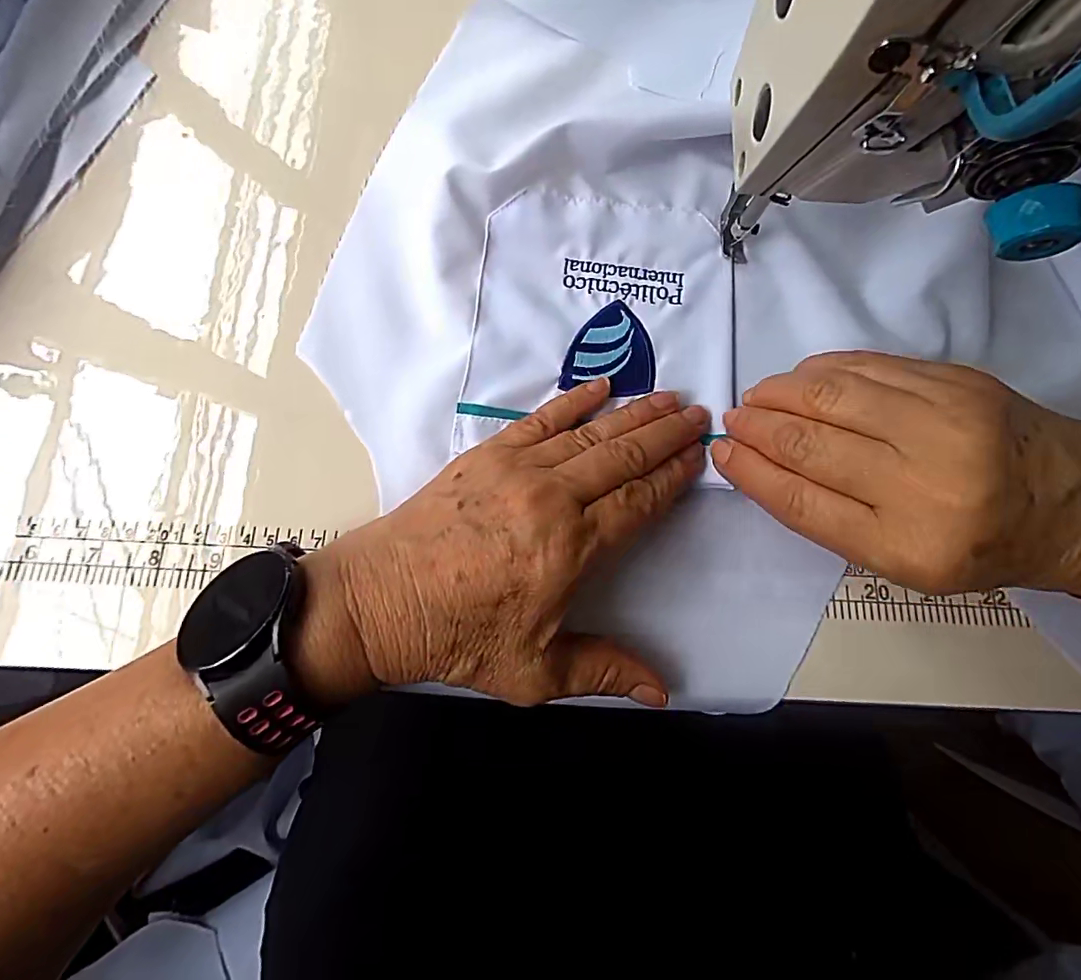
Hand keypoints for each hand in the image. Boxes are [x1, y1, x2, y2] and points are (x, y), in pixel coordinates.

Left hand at [290, 379, 709, 709]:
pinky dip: (571, 403)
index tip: (699, 453)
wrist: (382, 599)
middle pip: (621, 457)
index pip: (638, 501)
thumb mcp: (534, 673)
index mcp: (571, 548)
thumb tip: (661, 691)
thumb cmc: (457, 637)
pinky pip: (537, 421)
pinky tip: (597, 389)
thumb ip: (602, 671)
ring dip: (631, 413)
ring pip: (587, 434)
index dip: (673, 476)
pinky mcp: (482, 457)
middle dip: (665, 433)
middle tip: (698, 413)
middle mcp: (549, 499)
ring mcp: (513, 470)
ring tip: (666, 397)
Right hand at [708, 351, 1080, 595]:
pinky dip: (819, 370)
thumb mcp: (897, 557)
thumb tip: (754, 459)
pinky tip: (801, 380)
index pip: (799, 499)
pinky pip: (865, 366)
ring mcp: (950, 424)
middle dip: (756, 425)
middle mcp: (930, 485)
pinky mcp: (961, 383)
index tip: (723, 450)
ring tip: (759, 397)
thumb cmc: (978, 543)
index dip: (750, 470)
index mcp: (909, 545)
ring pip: (830, 394)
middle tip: (734, 419)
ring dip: (778, 392)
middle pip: (808, 443)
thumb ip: (824, 512)